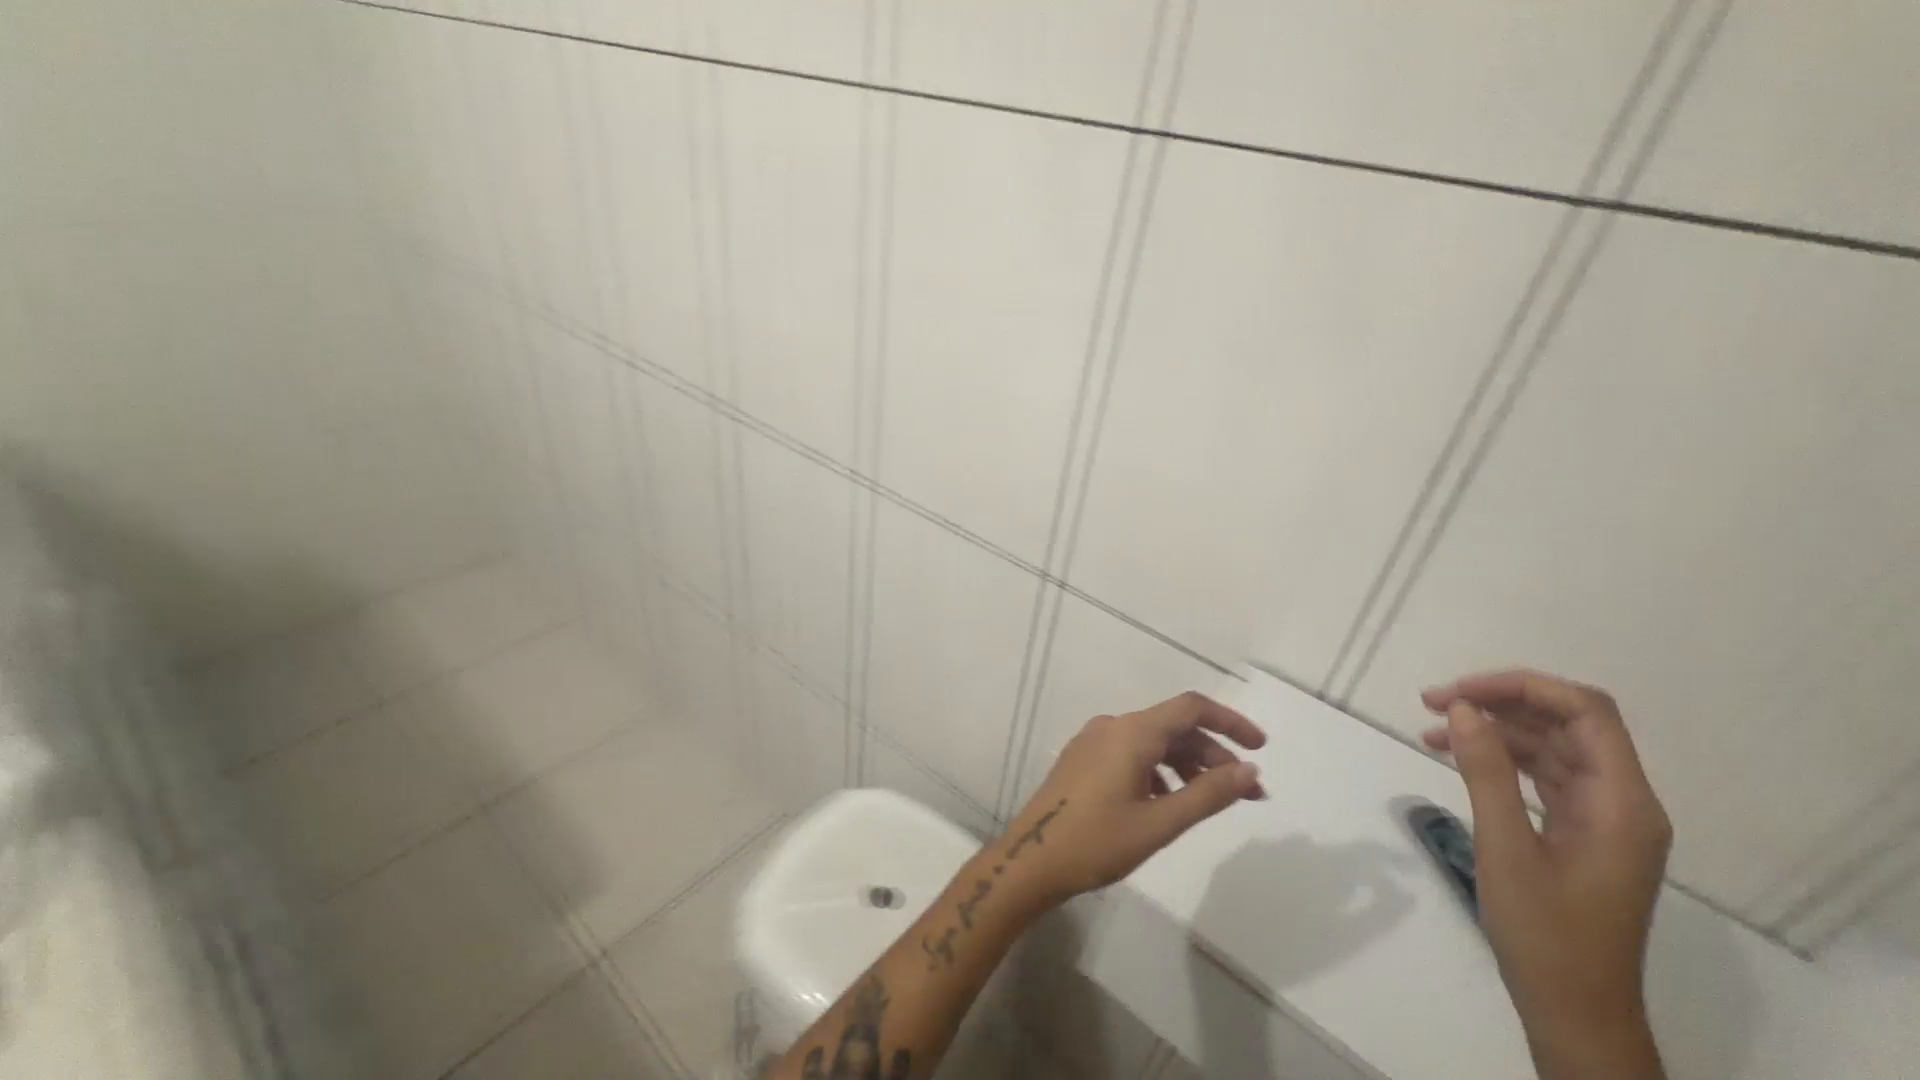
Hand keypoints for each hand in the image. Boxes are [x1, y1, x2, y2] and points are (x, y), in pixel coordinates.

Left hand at [999, 692, 1265, 908]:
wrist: (1030, 862)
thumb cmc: (1097, 842)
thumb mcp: (1160, 823)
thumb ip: (1209, 795)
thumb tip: (1250, 771)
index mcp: (1131, 732)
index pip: (1192, 708)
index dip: (1230, 722)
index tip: (1260, 748)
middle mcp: (1112, 727)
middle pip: (1174, 727)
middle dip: (1212, 755)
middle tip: (1243, 793)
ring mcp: (1092, 743)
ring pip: (1152, 742)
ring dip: (1186, 766)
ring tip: (1207, 802)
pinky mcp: (1081, 761)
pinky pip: (1131, 754)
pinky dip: (1158, 772)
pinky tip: (1166, 804)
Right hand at [1422, 670, 1671, 1078]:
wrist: (1575, 1012)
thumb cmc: (1546, 936)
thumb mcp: (1506, 850)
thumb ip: (1486, 774)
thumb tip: (1462, 710)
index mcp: (1624, 803)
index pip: (1586, 713)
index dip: (1523, 687)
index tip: (1458, 692)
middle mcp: (1623, 801)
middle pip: (1569, 724)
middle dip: (1502, 703)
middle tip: (1432, 702)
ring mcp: (1603, 818)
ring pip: (1552, 748)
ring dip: (1496, 730)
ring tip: (1430, 727)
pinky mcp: (1582, 833)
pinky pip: (1544, 777)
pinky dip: (1502, 761)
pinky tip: (1456, 758)